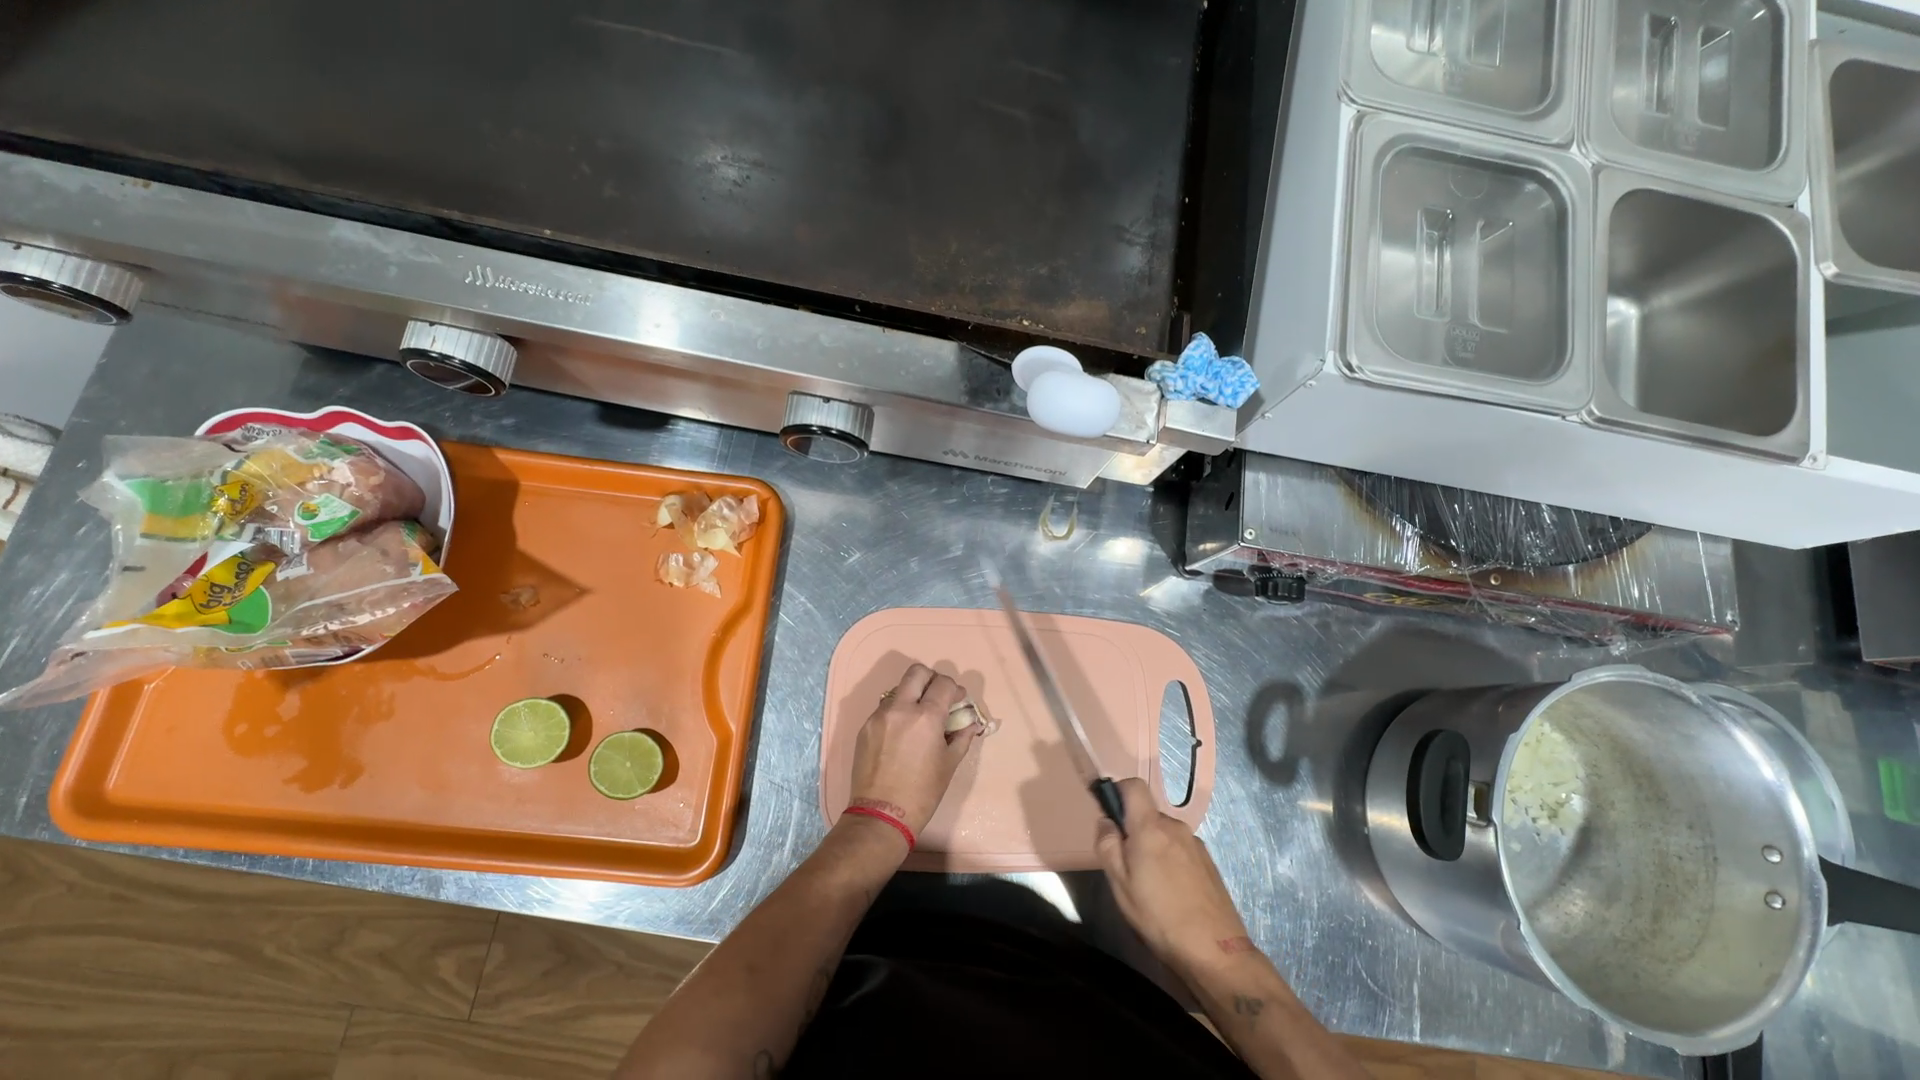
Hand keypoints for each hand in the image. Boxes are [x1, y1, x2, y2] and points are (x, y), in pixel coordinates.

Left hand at [846, 663, 981, 834]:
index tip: (958, 701)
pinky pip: (884, 708)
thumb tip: (970, 722)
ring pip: (898, 689)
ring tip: (918, 718)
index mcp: (926, 717)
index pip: (944, 684)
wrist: (882, 813)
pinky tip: (901, 734)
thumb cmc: (923, 792)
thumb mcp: (950, 764)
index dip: (955, 689)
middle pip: (917, 672)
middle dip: (932, 679)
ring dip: (912, 695)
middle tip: (938, 697)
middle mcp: (901, 708)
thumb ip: (962, 736)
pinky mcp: (865, 727)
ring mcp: (879, 716)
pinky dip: (897, 712)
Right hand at [1095, 777, 1256, 976]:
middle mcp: (1176, 827)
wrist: (1214, 950)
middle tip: (1126, 868)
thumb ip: (1108, 845)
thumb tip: (1106, 821)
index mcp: (1151, 827)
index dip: (1118, 792)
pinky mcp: (1209, 863)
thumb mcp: (1119, 883)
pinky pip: (1180, 850)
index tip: (1110, 818)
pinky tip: (1171, 894)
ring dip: (1153, 849)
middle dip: (1134, 831)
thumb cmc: (1158, 916)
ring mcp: (1196, 845)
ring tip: (1150, 887)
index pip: (1134, 785)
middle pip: (1148, 815)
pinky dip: (1170, 862)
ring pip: (1164, 834)